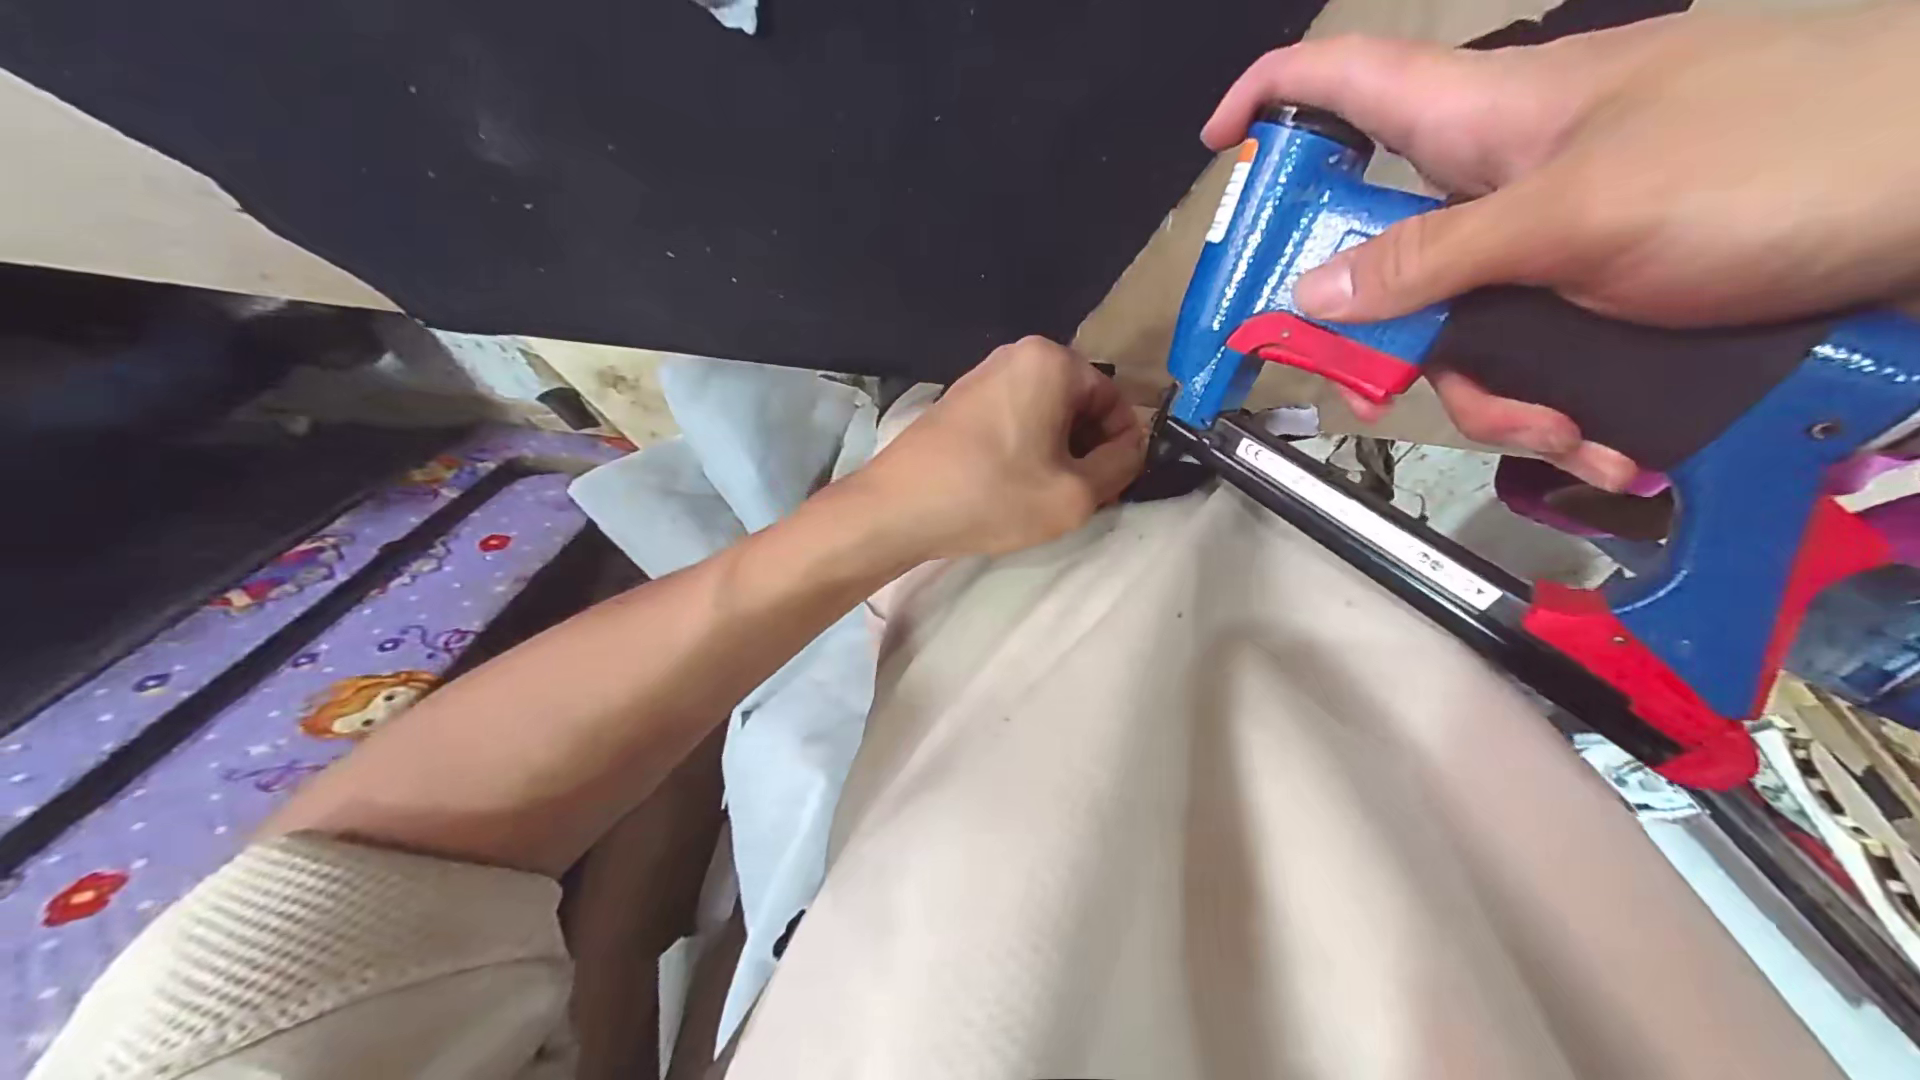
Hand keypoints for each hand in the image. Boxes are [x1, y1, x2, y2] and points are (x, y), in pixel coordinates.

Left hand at [851, 336, 1145, 558]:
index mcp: (1051, 360)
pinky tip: (1011, 486)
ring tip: (1043, 496)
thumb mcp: (1076, 494)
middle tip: (1079, 496)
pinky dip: (1026, 450)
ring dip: (1058, 453)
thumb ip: (1122, 466)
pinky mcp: (959, 401)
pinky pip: (1014, 420)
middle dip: (1088, 450)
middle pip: (1079, 405)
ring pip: (1046, 415)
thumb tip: (1131, 449)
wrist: (898, 508)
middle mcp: (1017, 355)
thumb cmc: (993, 496)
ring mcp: (982, 375)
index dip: (1122, 449)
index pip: (1115, 402)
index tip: (1110, 488)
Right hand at [1203, 7, 1919, 487]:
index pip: (1343, 80)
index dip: (1268, 103)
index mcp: (1478, 121)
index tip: (1218, 152)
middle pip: (1368, 251)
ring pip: (1441, 325)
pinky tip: (1596, 440)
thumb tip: (1309, 296)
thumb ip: (1430, 256)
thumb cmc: (1782, 159)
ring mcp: (1532, 244)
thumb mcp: (1577, 214)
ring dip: (1481, 395)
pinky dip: (1542, 408)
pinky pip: (1514, 357)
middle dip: (1365, 329)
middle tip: (1357, 384)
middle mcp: (1488, 182)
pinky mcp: (1579, 295)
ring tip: (1552, 433)